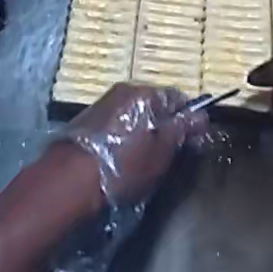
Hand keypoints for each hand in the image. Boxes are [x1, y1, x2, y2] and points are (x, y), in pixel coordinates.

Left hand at [60, 83, 205, 205]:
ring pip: (136, 115)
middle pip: (156, 105)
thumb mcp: (161, 151)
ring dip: (145, 132)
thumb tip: (202, 115)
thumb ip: (183, 129)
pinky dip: (126, 138)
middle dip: (167, 126)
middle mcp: (123, 91)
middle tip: (172, 155)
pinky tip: (124, 160)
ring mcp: (103, 105)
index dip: (190, 119)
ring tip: (147, 161)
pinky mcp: (88, 122)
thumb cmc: (123, 165)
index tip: (195, 141)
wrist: (69, 181)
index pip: (178, 97)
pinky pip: (118, 125)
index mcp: (144, 92)